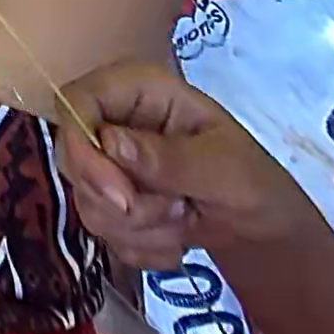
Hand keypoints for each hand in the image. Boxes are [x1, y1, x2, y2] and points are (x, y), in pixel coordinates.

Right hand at [56, 60, 316, 268]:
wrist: (261, 224)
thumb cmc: (250, 178)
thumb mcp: (224, 166)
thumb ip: (171, 157)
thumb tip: (110, 143)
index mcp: (135, 88)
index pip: (75, 101)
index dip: (82, 147)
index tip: (121, 199)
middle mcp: (111, 115)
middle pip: (72, 155)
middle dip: (121, 201)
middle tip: (175, 212)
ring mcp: (104, 155)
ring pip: (84, 198)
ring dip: (137, 228)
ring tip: (183, 218)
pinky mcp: (105, 193)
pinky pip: (99, 228)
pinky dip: (138, 245)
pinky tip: (173, 236)